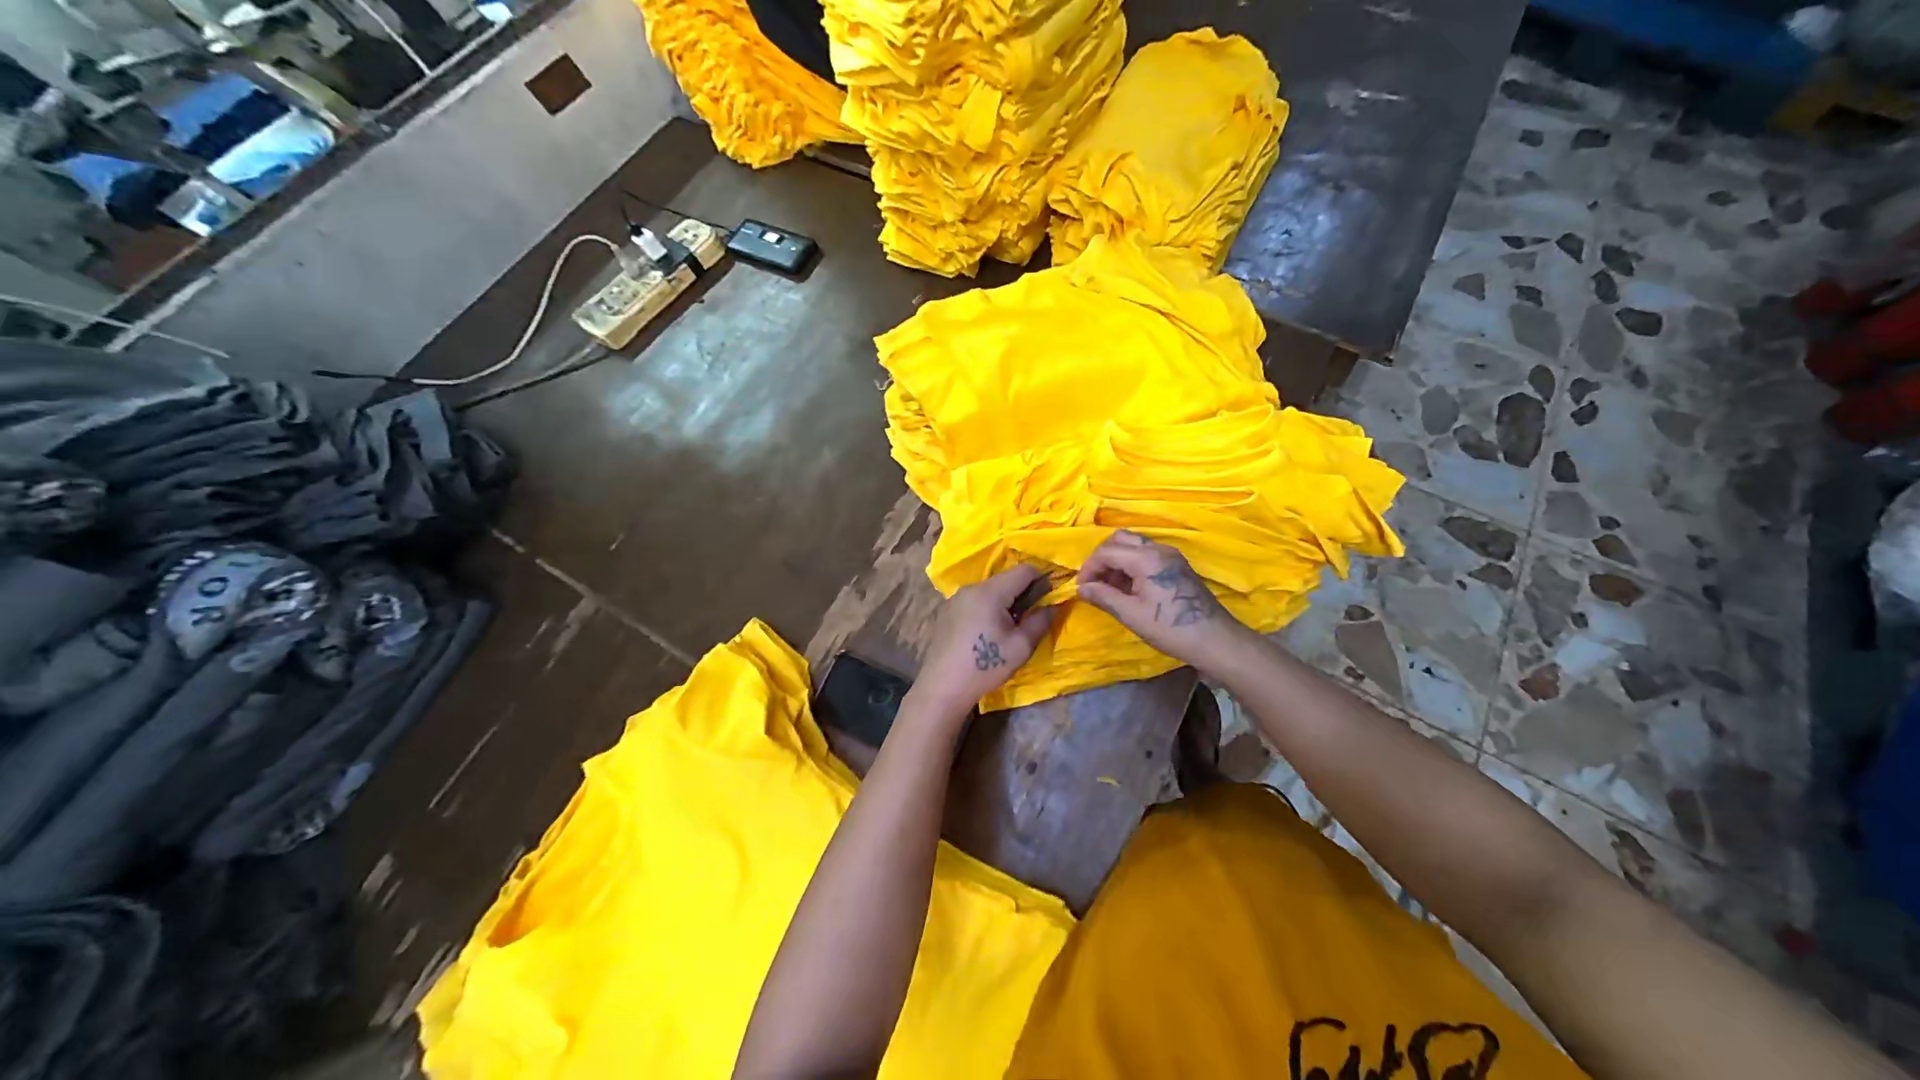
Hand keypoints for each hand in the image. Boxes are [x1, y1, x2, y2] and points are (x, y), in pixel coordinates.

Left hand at [910, 563, 1056, 718]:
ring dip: (1005, 600)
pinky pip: (976, 599)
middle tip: (1030, 617)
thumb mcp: (1021, 646)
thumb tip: (1054, 605)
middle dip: (1023, 592)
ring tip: (1008, 627)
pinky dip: (988, 607)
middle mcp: (971, 587)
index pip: (1024, 570)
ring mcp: (956, 598)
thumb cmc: (985, 666)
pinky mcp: (948, 610)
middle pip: (1006, 578)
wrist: (943, 686)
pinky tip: (986, 632)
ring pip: (990, 589)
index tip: (1049, 599)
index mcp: (990, 592)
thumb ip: (1040, 621)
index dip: (1042, 579)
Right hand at [1076, 530, 1249, 667]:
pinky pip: (1146, 555)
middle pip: (1120, 540)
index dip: (1089, 568)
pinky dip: (1131, 565)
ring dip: (1116, 561)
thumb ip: (1103, 597)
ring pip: (1133, 546)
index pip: (1107, 551)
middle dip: (1102, 558)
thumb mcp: (1131, 615)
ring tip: (1108, 588)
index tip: (1081, 588)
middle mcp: (1158, 549)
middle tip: (1093, 582)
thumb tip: (1082, 588)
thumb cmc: (1170, 628)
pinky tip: (1127, 588)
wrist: (1214, 639)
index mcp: (1146, 558)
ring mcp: (1170, 555)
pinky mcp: (1177, 565)